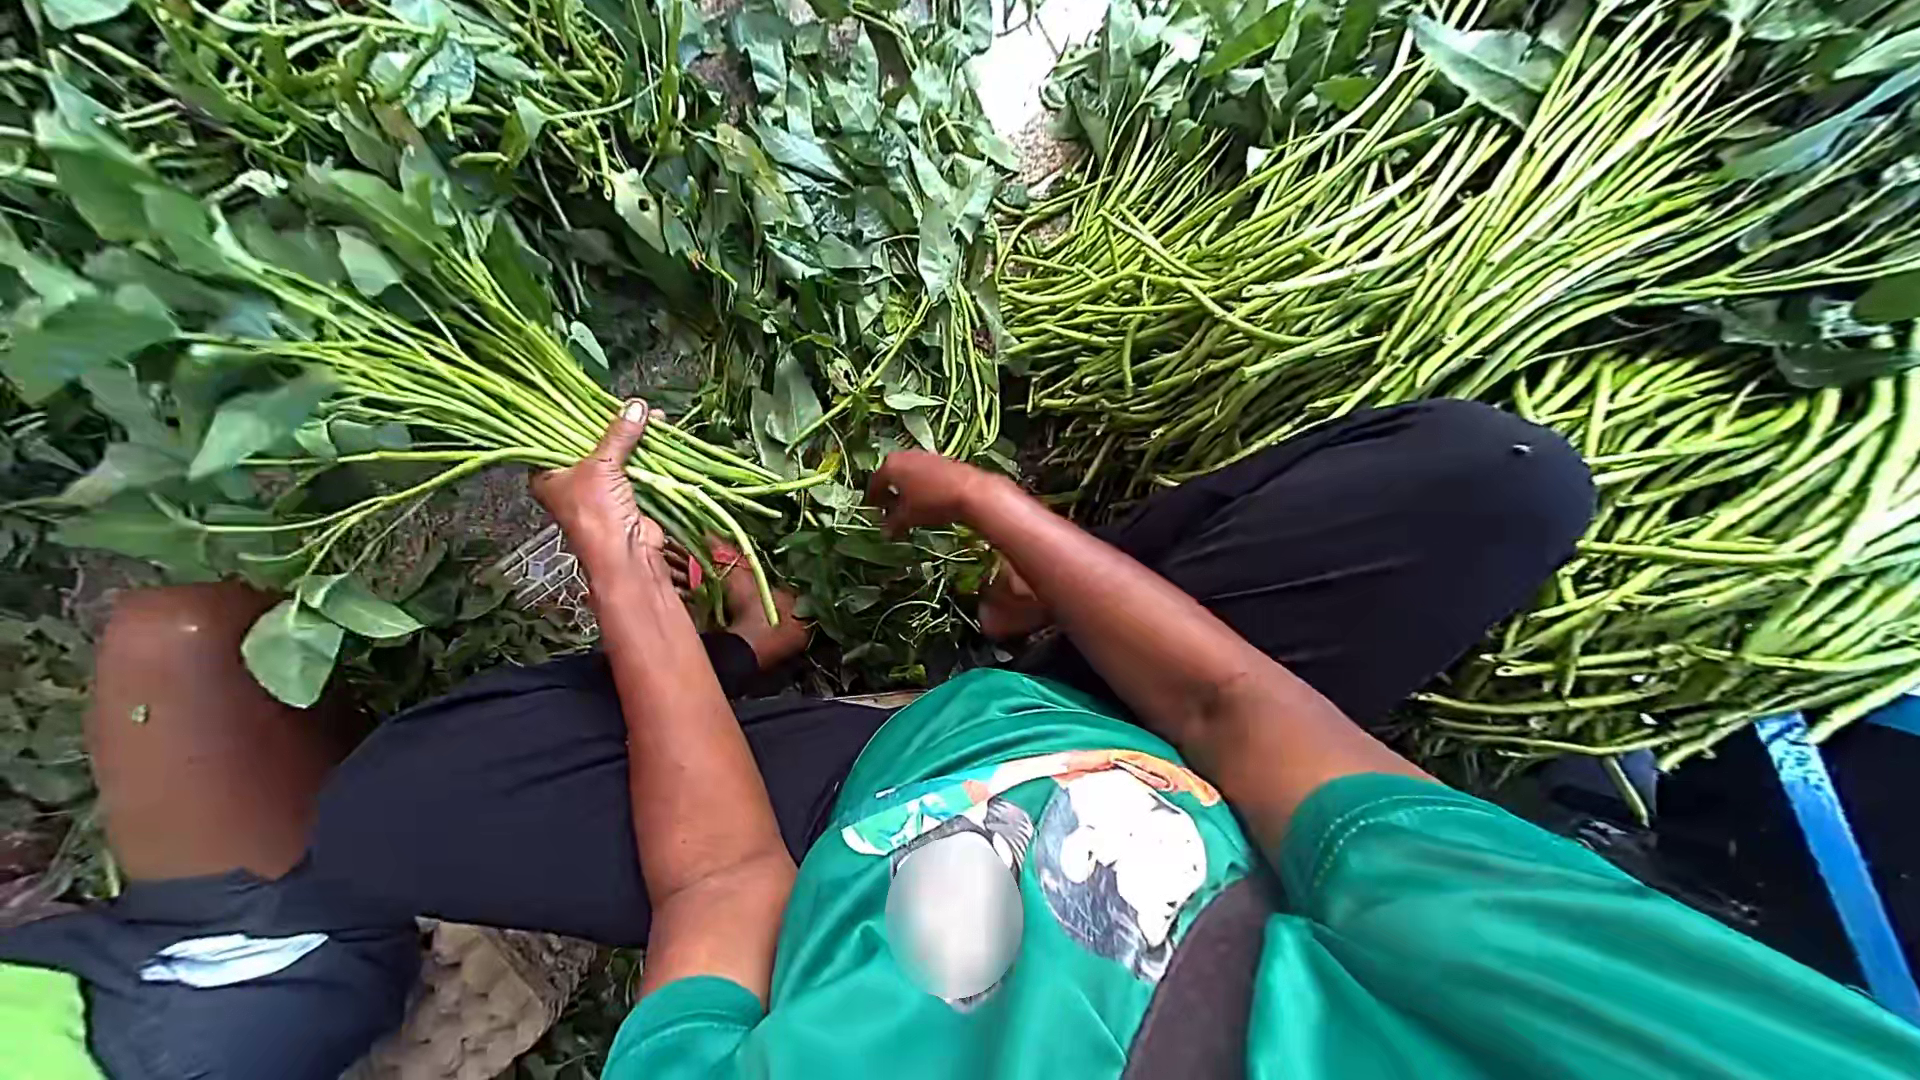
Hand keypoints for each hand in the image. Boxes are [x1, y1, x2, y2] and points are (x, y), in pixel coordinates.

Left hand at [531, 399, 666, 583]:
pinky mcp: (627, 494)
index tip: (594, 396)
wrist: (625, 554)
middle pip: (591, 442)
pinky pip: (636, 467)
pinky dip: (648, 454)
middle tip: (629, 406)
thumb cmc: (596, 515)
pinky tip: (659, 437)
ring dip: (634, 438)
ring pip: (616, 454)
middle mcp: (571, 479)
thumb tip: (635, 407)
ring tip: (649, 416)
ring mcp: (600, 487)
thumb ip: (618, 435)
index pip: (556, 434)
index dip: (576, 414)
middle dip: (613, 425)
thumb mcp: (600, 466)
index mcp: (547, 473)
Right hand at [866, 451, 1001, 536]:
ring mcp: (923, 455)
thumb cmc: (932, 502)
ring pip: (907, 473)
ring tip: (908, 507)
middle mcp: (904, 455)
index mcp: (890, 466)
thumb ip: (893, 523)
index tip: (873, 512)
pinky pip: (922, 472)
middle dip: (889, 494)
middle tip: (889, 510)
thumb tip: (885, 532)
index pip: (874, 484)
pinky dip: (919, 484)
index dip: (872, 500)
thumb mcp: (908, 517)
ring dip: (905, 489)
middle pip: (890, 476)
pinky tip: (926, 498)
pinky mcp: (940, 458)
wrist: (971, 491)